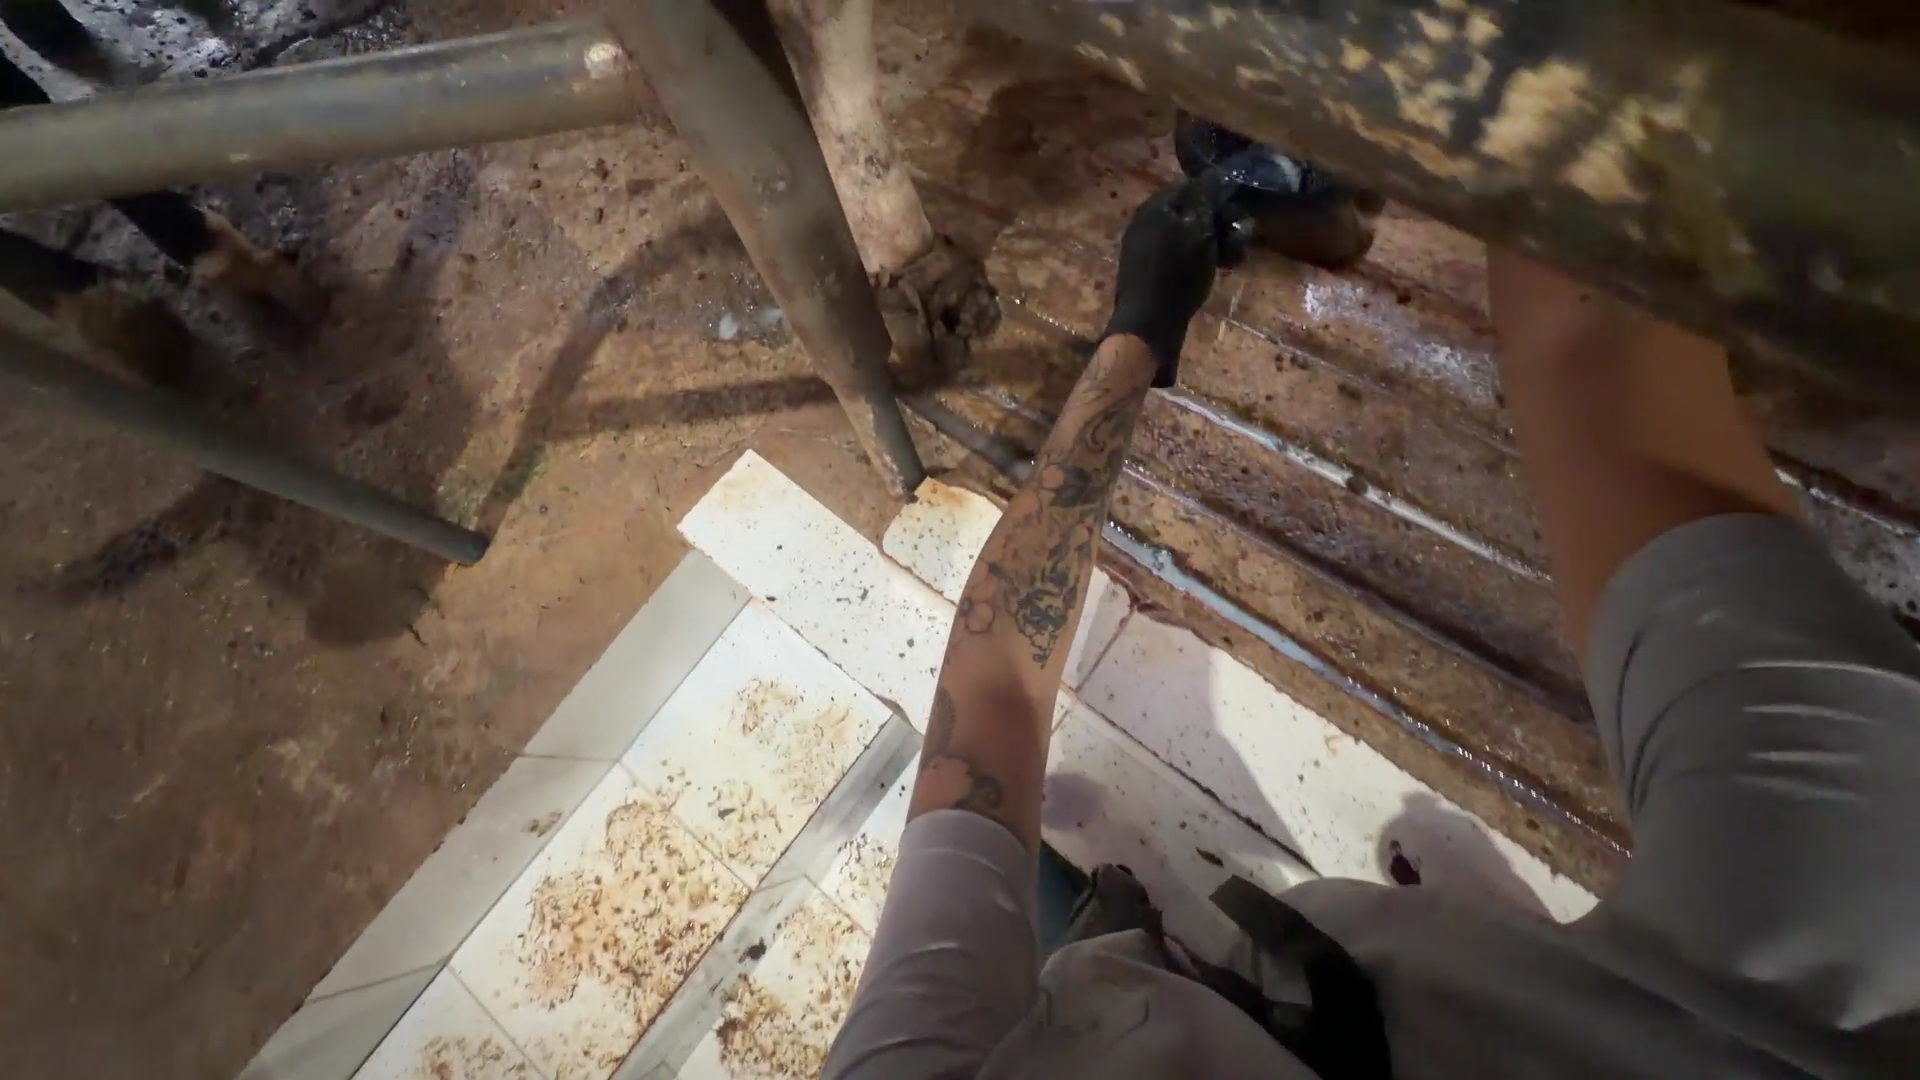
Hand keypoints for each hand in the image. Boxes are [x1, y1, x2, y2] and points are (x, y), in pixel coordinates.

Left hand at [1101, 169, 1232, 386]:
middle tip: (1241, 242)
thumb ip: (1207, 196)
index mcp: (1155, 206)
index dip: (1221, 197)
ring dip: (1217, 245)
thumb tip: (1218, 173)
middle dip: (1222, 224)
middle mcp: (1147, 223)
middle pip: (1194, 213)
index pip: (1194, 186)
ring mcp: (1146, 249)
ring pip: (1190, 237)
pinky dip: (1200, 262)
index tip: (1239, 215)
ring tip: (1233, 261)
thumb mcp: (1199, 229)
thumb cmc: (1176, 274)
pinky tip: (1217, 272)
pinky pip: (1180, 258)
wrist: (1148, 325)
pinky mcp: (1150, 274)